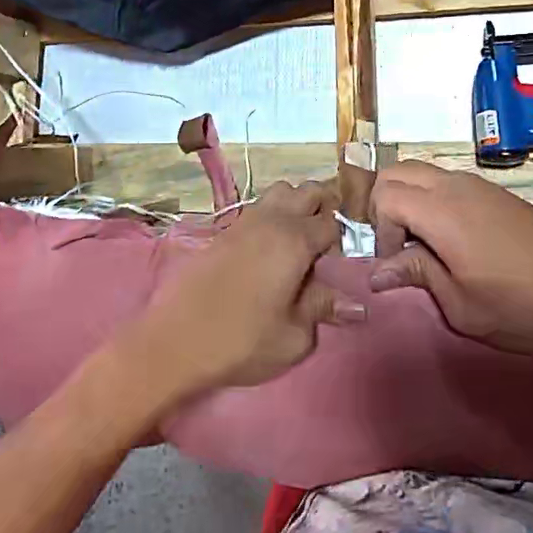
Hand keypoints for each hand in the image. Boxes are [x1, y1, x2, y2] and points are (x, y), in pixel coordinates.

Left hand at [117, 180, 363, 400]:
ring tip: (296, 243)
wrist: (176, 341)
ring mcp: (244, 221)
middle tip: (323, 246)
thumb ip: (324, 310)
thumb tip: (356, 305)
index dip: (341, 240)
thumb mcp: (295, 336)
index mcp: (295, 239)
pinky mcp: (223, 231)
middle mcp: (271, 220)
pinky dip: (271, 217)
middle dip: (323, 209)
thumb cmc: (243, 341)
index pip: (332, 222)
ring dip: (295, 207)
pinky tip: (268, 252)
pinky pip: (257, 208)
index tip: (339, 265)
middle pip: (308, 191)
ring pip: (280, 192)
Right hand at [369, 161, 532, 355]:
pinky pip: (446, 180)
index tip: (396, 264)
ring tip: (422, 244)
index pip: (384, 195)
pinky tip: (450, 239)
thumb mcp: (463, 307)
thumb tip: (378, 272)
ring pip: (421, 171)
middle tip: (398, 246)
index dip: (379, 230)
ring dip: (408, 199)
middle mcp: (456, 186)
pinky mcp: (496, 192)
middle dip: (383, 205)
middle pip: (396, 172)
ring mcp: (478, 185)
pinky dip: (431, 199)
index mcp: (442, 212)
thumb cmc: (525, 307)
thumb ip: (417, 276)